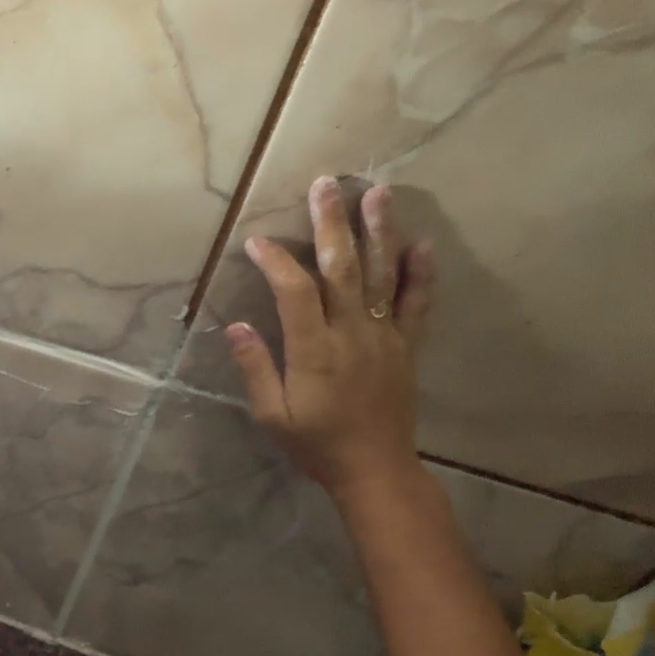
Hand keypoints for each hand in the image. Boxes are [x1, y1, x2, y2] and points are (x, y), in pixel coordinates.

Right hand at [225, 176, 436, 499]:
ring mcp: (384, 337)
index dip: (275, 261)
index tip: (257, 242)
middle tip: (326, 185)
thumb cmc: (316, 444)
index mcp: (314, 351)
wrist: (375, 470)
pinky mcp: (406, 346)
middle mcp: (351, 334)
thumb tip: (235, 326)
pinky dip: (420, 274)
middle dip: (331, 224)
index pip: (294, 292)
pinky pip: (416, 305)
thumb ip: (256, 368)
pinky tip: (420, 244)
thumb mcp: (272, 415)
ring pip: (380, 276)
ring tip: (377, 193)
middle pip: (341, 269)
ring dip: (378, 232)